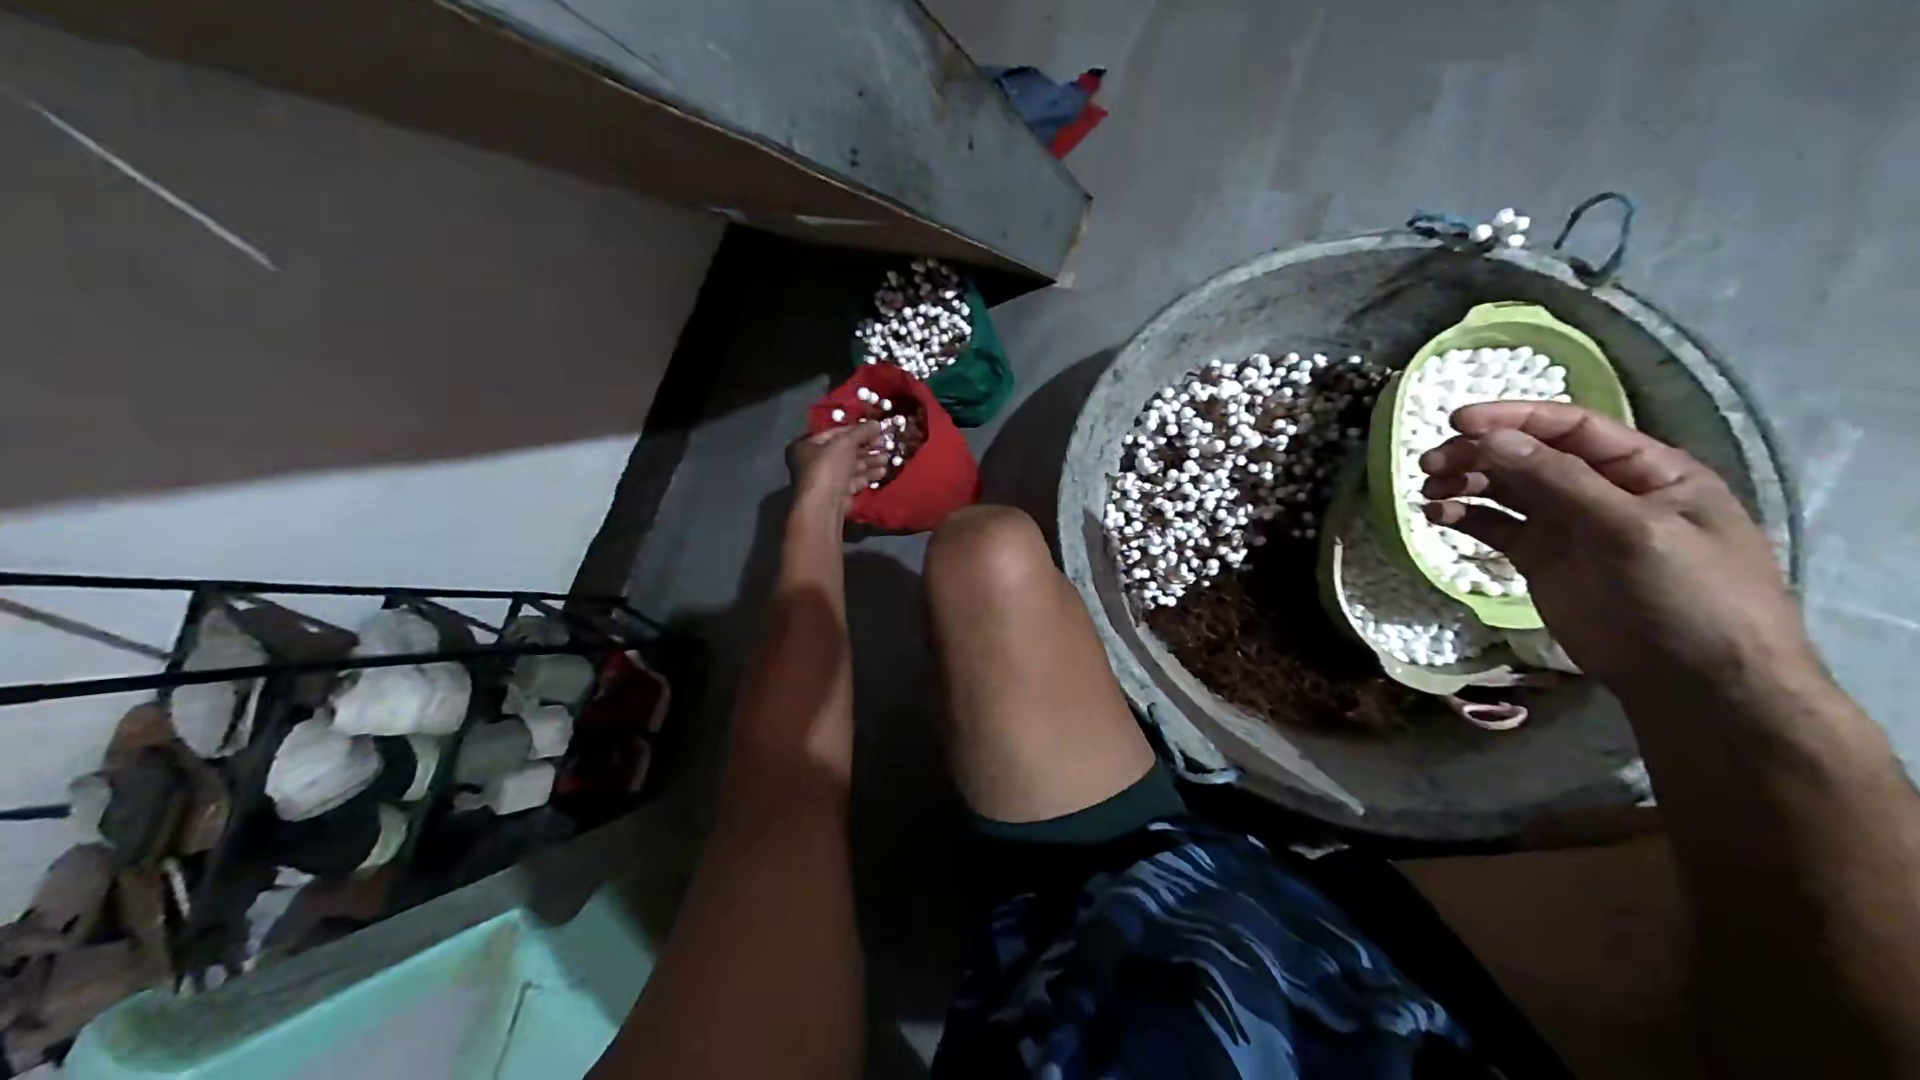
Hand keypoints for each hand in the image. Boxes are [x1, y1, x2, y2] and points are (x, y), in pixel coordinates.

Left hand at [788, 422, 886, 507]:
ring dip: (869, 461)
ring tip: (886, 459)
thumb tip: (877, 423)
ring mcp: (825, 479)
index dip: (856, 430)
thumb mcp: (845, 443)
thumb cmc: (829, 467)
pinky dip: (867, 475)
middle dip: (866, 447)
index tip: (875, 430)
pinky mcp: (836, 494)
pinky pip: (853, 480)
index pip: (835, 433)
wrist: (824, 505)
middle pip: (844, 450)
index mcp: (807, 445)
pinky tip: (881, 472)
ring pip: (850, 466)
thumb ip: (862, 431)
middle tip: (884, 445)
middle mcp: (813, 461)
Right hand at [1419, 402, 1816, 703]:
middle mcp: (1602, 491)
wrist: (1693, 680)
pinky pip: (1495, 527)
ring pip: (1505, 490)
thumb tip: (1491, 439)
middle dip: (1477, 454)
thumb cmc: (1687, 594)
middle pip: (1528, 456)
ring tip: (1428, 491)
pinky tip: (1437, 516)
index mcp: (1645, 471)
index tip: (1457, 421)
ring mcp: (1568, 526)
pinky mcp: (1540, 558)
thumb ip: (1560, 480)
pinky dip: (1465, 517)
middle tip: (1430, 463)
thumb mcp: (1632, 528)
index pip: (1571, 428)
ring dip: (1465, 483)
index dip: (1513, 419)